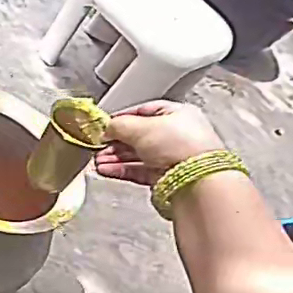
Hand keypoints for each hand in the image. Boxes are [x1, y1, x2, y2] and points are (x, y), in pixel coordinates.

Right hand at [94, 101, 225, 185]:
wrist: (194, 180)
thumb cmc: (179, 147)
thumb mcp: (142, 127)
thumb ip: (119, 125)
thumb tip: (107, 127)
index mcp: (177, 114)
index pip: (144, 112)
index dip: (122, 118)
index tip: (105, 126)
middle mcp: (175, 135)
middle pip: (138, 136)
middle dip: (115, 142)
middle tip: (98, 145)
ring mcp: (170, 157)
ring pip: (136, 155)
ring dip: (114, 158)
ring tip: (97, 161)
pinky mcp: (163, 177)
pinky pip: (137, 170)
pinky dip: (120, 170)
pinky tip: (105, 170)